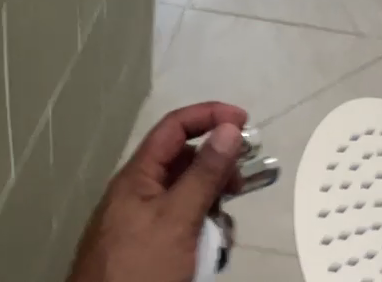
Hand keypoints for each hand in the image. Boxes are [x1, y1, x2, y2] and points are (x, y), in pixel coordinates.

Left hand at [68, 102, 249, 281]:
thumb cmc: (139, 271)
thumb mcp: (178, 220)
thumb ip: (205, 173)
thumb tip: (230, 127)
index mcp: (137, 177)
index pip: (175, 126)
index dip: (210, 116)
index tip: (244, 122)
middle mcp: (137, 194)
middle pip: (183, 163)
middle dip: (215, 169)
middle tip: (240, 184)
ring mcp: (140, 225)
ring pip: (185, 199)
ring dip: (210, 208)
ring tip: (222, 233)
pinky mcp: (146, 253)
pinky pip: (180, 228)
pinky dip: (199, 234)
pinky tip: (210, 254)